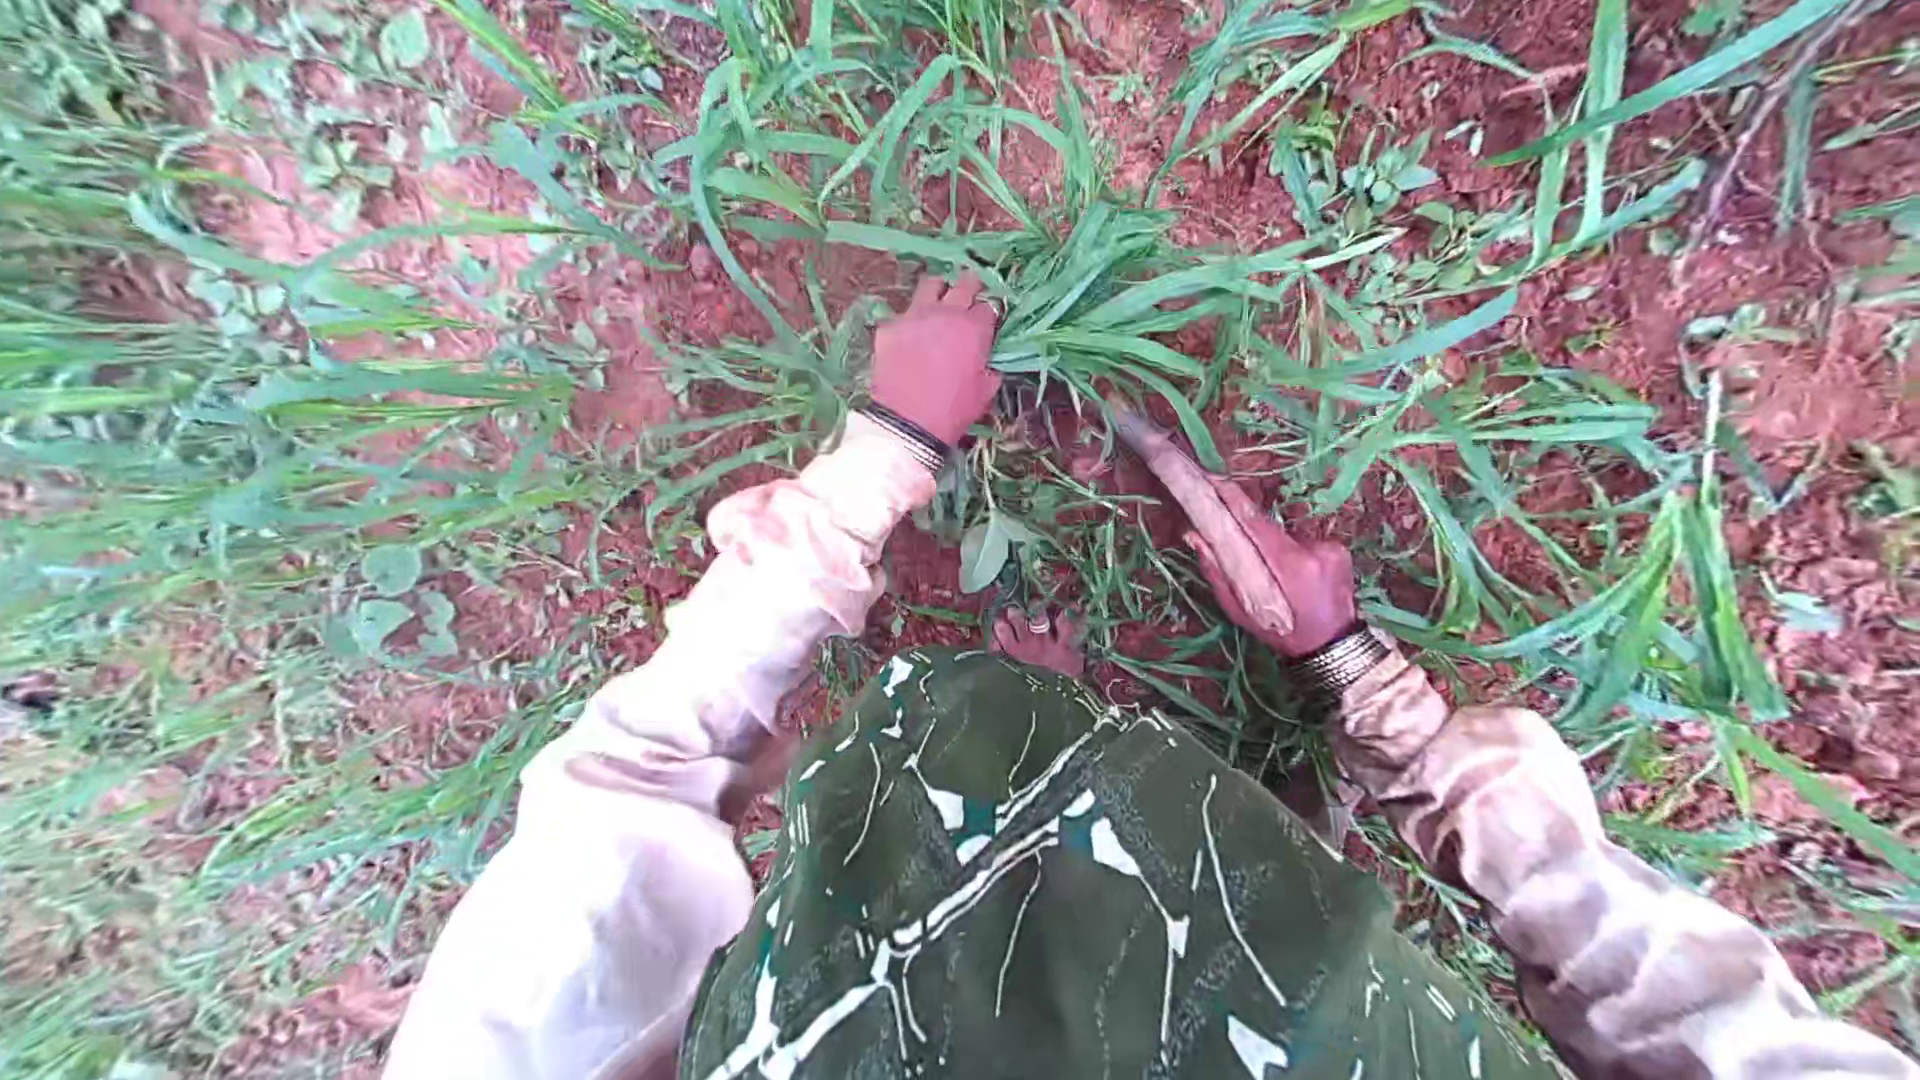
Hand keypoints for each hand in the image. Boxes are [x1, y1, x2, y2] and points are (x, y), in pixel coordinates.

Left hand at [871, 271, 1001, 444]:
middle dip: (970, 288)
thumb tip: (987, 362)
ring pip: (931, 284)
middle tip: (969, 300)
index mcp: (975, 328)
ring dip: (940, 291)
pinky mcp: (890, 326)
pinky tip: (910, 335)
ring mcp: (915, 315)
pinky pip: (903, 313)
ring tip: (939, 304)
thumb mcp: (984, 392)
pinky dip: (911, 320)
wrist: (908, 423)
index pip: (990, 305)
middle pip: (964, 283)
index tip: (987, 321)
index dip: (990, 312)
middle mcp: (946, 312)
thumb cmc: (953, 411)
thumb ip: (989, 368)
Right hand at [1182, 477, 1357, 658]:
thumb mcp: (1238, 609)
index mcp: (1287, 564)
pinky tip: (1295, 576)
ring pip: (1285, 536)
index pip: (1253, 520)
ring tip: (1273, 573)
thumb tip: (1194, 535)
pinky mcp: (1339, 549)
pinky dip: (1293, 554)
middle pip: (1268, 525)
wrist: (1333, 646)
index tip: (1214, 480)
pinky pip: (1304, 543)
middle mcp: (1311, 549)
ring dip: (1272, 546)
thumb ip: (1216, 571)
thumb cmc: (1278, 630)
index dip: (1232, 498)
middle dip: (1247, 525)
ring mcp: (1329, 547)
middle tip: (1231, 527)